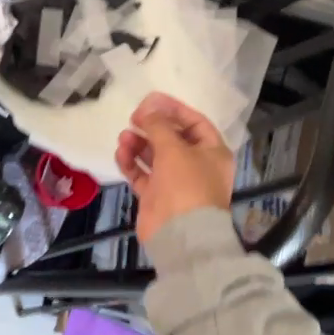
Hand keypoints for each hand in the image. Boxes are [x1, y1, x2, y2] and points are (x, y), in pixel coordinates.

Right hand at [115, 93, 235, 244]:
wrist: (181, 234)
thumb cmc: (186, 186)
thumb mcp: (174, 149)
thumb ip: (158, 126)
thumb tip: (147, 109)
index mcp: (212, 152)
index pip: (194, 122)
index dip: (173, 109)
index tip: (150, 100)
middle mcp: (195, 165)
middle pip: (172, 138)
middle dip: (152, 127)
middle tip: (134, 117)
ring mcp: (175, 181)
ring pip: (154, 155)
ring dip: (138, 144)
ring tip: (124, 137)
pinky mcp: (156, 195)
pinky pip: (141, 173)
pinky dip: (131, 163)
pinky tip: (121, 153)